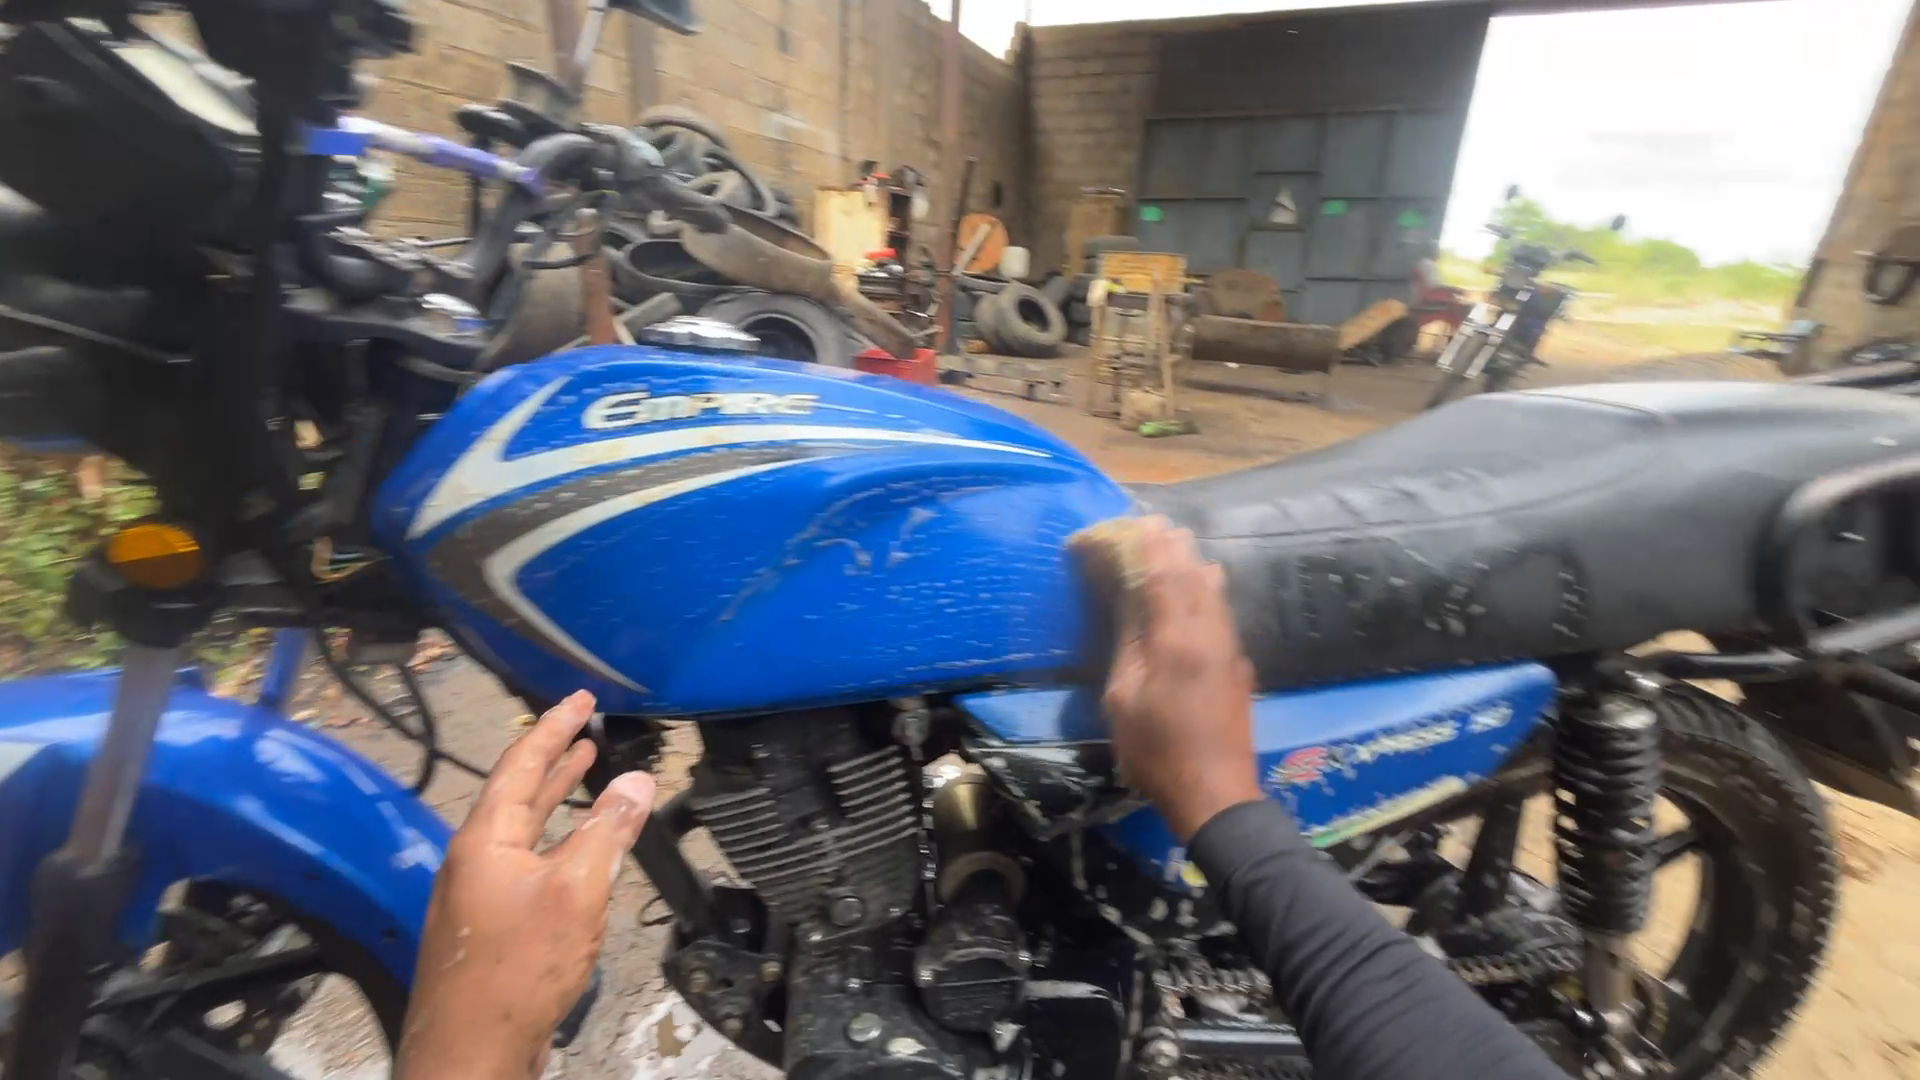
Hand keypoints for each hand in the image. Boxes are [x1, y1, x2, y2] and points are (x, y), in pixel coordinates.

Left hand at [395, 691, 655, 1079]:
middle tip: (584, 722)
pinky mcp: (492, 922)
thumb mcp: (577, 889)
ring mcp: (480, 892)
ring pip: (524, 824)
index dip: (554, 727)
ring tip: (585, 762)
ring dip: (555, 791)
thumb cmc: (520, 967)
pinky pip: (529, 853)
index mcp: (486, 840)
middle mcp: (476, 859)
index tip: (580, 698)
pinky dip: (557, 830)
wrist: (468, 1060)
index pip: (521, 764)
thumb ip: (609, 829)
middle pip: (517, 790)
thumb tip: (638, 779)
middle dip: (554, 753)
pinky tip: (578, 840)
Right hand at [1101, 517, 1262, 841]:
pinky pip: (1221, 609)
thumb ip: (1128, 641)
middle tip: (1148, 522)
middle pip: (1192, 573)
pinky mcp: (1237, 664)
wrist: (1216, 795)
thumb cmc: (1156, 750)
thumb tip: (1127, 597)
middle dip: (1169, 544)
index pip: (1160, 575)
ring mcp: (1229, 648)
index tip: (1124, 523)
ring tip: (1173, 541)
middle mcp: (1209, 634)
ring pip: (1213, 589)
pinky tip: (1203, 580)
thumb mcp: (1123, 696)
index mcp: (1176, 640)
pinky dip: (1204, 585)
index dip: (1141, 545)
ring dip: (1190, 560)